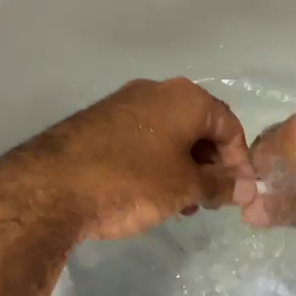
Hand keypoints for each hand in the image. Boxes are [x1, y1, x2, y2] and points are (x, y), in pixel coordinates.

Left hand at [4, 78, 255, 241]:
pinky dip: (155, 164)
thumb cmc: (131, 182)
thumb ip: (220, 185)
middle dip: (210, 165)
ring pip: (169, 135)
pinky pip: (142, 140)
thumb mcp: (184, 188)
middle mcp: (156, 92)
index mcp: (184, 98)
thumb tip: (246, 188)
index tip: (239, 194)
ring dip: (183, 167)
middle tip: (209, 201)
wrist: (49, 188)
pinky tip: (148, 194)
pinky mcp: (98, 122)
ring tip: (180, 204)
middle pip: (199, 127)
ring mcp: (123, 104)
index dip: (239, 161)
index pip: (229, 125)